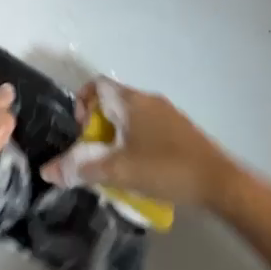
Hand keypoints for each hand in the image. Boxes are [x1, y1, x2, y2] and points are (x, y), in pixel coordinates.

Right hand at [39, 78, 232, 205]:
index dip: (82, 104)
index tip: (83, 133)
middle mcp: (149, 99)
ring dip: (119, 137)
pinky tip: (144, 171)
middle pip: (112, 102)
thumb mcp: (118, 171)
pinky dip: (138, 143)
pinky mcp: (183, 131)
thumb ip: (82, 168)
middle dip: (99, 128)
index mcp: (131, 100)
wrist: (222, 184)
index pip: (96, 85)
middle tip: (98, 156)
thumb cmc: (166, 169)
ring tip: (119, 167)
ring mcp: (169, 114)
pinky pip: (149, 128)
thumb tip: (47, 170)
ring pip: (132, 117)